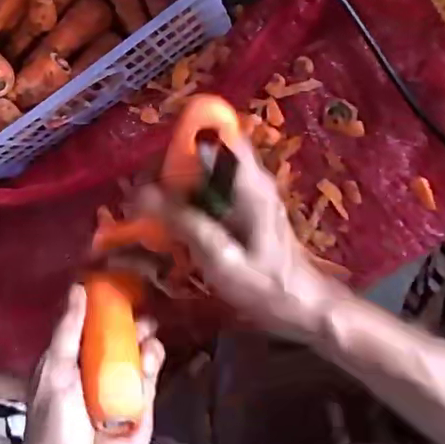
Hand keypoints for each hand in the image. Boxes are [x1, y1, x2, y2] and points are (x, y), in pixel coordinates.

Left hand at [23, 284, 164, 443]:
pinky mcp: (143, 404)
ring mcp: (118, 386)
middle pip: (108, 333)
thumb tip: (77, 288)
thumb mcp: (54, 377)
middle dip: (121, 313)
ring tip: (148, 316)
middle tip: (136, 289)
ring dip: (140, 331)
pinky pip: (149, 374)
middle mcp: (90, 371)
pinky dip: (153, 358)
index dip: (90, 302)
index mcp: (61, 364)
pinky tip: (153, 346)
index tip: (105, 274)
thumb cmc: (57, 432)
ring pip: (132, 349)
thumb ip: (68, 334)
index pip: (77, 325)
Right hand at [140, 137, 356, 343]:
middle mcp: (248, 177)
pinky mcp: (241, 204)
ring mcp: (246, 190)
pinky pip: (205, 188)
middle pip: (200, 151)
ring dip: (173, 184)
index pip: (215, 136)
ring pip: (200, 169)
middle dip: (168, 168)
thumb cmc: (266, 285)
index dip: (180, 142)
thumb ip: (185, 223)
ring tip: (149, 212)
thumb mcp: (222, 258)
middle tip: (143, 199)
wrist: (303, 307)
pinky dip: (185, 198)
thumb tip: (142, 193)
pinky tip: (172, 224)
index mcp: (248, 182)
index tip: (152, 171)